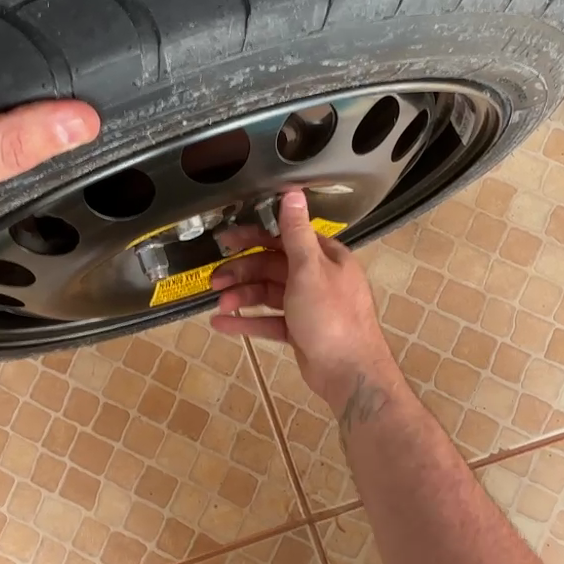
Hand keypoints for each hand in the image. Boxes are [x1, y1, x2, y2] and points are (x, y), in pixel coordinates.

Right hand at [209, 191, 399, 407]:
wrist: (349, 372)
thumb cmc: (331, 316)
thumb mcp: (310, 269)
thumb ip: (295, 232)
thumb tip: (292, 191)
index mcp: (325, 257)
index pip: (284, 239)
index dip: (253, 238)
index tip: (225, 241)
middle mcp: (318, 278)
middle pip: (272, 267)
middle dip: (242, 272)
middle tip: (214, 280)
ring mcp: (309, 306)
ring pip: (269, 294)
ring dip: (243, 296)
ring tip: (220, 304)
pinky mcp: (300, 332)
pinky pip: (269, 321)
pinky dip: (248, 321)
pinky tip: (223, 324)